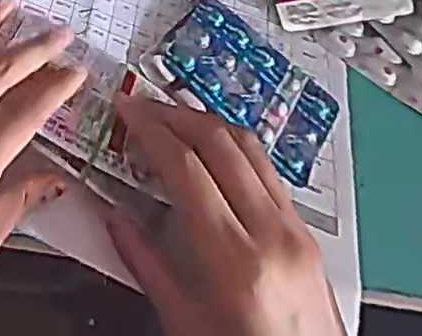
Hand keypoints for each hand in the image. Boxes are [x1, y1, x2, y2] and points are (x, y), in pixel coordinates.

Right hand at [106, 96, 346, 335]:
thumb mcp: (186, 325)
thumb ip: (146, 265)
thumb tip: (114, 218)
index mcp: (236, 263)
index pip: (186, 167)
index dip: (151, 130)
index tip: (128, 112)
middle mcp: (272, 235)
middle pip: (218, 141)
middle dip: (173, 114)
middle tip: (142, 107)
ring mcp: (295, 229)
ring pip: (247, 144)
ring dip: (204, 121)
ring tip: (172, 117)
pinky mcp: (307, 232)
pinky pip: (266, 167)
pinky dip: (232, 144)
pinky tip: (211, 147)